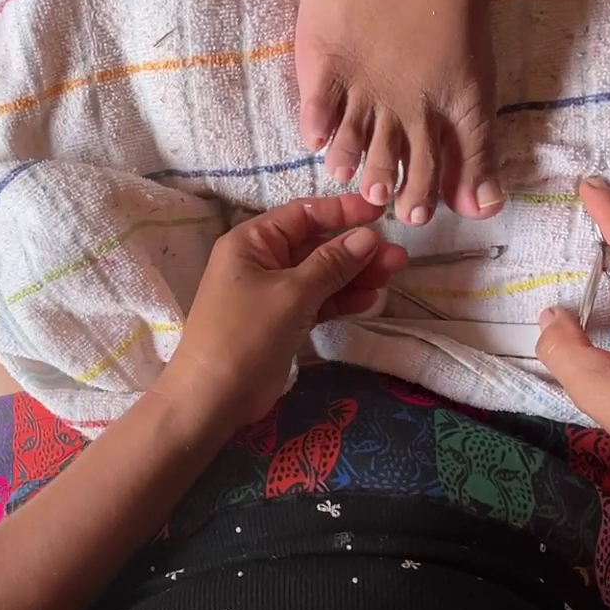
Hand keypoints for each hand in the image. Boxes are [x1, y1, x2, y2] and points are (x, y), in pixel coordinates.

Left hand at [158, 194, 406, 430]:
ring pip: (320, 276)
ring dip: (354, 276)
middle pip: (315, 246)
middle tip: (397, 257)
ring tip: (393, 275)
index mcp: (251, 242)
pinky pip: (317, 302)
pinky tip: (369, 299)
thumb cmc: (244, 335)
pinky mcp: (282, 322)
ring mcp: (271, 294)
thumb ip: (331, 264)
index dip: (341, 211)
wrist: (212, 397)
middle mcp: (260, 262)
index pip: (301, 214)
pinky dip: (340, 300)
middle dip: (355, 250)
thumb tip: (368, 236)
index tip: (381, 211)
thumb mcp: (291, 294)